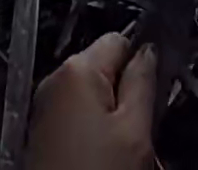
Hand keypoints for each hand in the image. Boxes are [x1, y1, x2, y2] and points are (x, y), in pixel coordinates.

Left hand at [27, 33, 156, 169]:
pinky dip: (94, 132)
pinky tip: (102, 160)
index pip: (120, 40)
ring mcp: (45, 109)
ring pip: (93, 96)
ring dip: (112, 116)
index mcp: (77, 68)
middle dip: (126, 93)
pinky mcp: (41, 136)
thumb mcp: (133, 131)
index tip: (155, 94)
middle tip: (140, 131)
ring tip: (122, 152)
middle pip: (105, 68)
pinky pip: (77, 117)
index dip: (142, 61)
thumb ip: (143, 81)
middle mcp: (56, 80)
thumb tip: (148, 49)